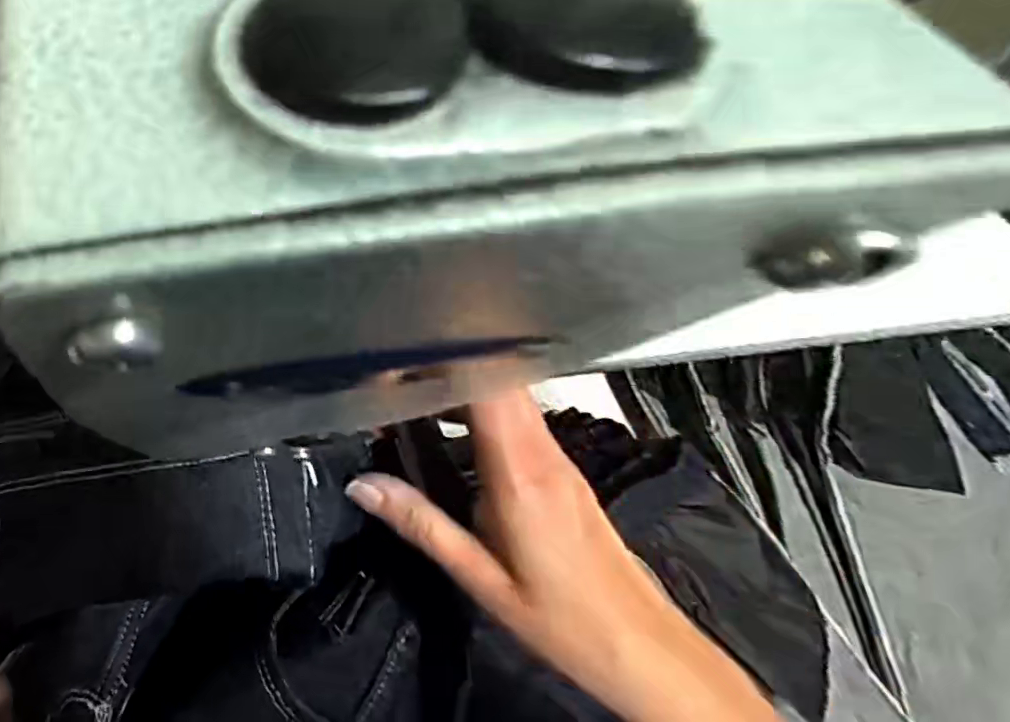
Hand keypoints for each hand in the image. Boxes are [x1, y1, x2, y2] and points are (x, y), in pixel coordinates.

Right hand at [345, 390, 775, 721]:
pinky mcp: (564, 466)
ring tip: (418, 387)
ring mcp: (558, 455)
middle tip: (400, 366)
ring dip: (466, 377)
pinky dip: (485, 401)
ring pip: (512, 389)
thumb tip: (362, 485)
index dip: (445, 358)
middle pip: (499, 374)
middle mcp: (542, 450)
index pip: (486, 385)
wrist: (647, 650)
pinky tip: (457, 421)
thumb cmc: (565, 621)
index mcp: (519, 472)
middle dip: (449, 359)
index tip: (400, 359)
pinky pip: (520, 412)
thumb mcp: (479, 578)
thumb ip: (420, 523)